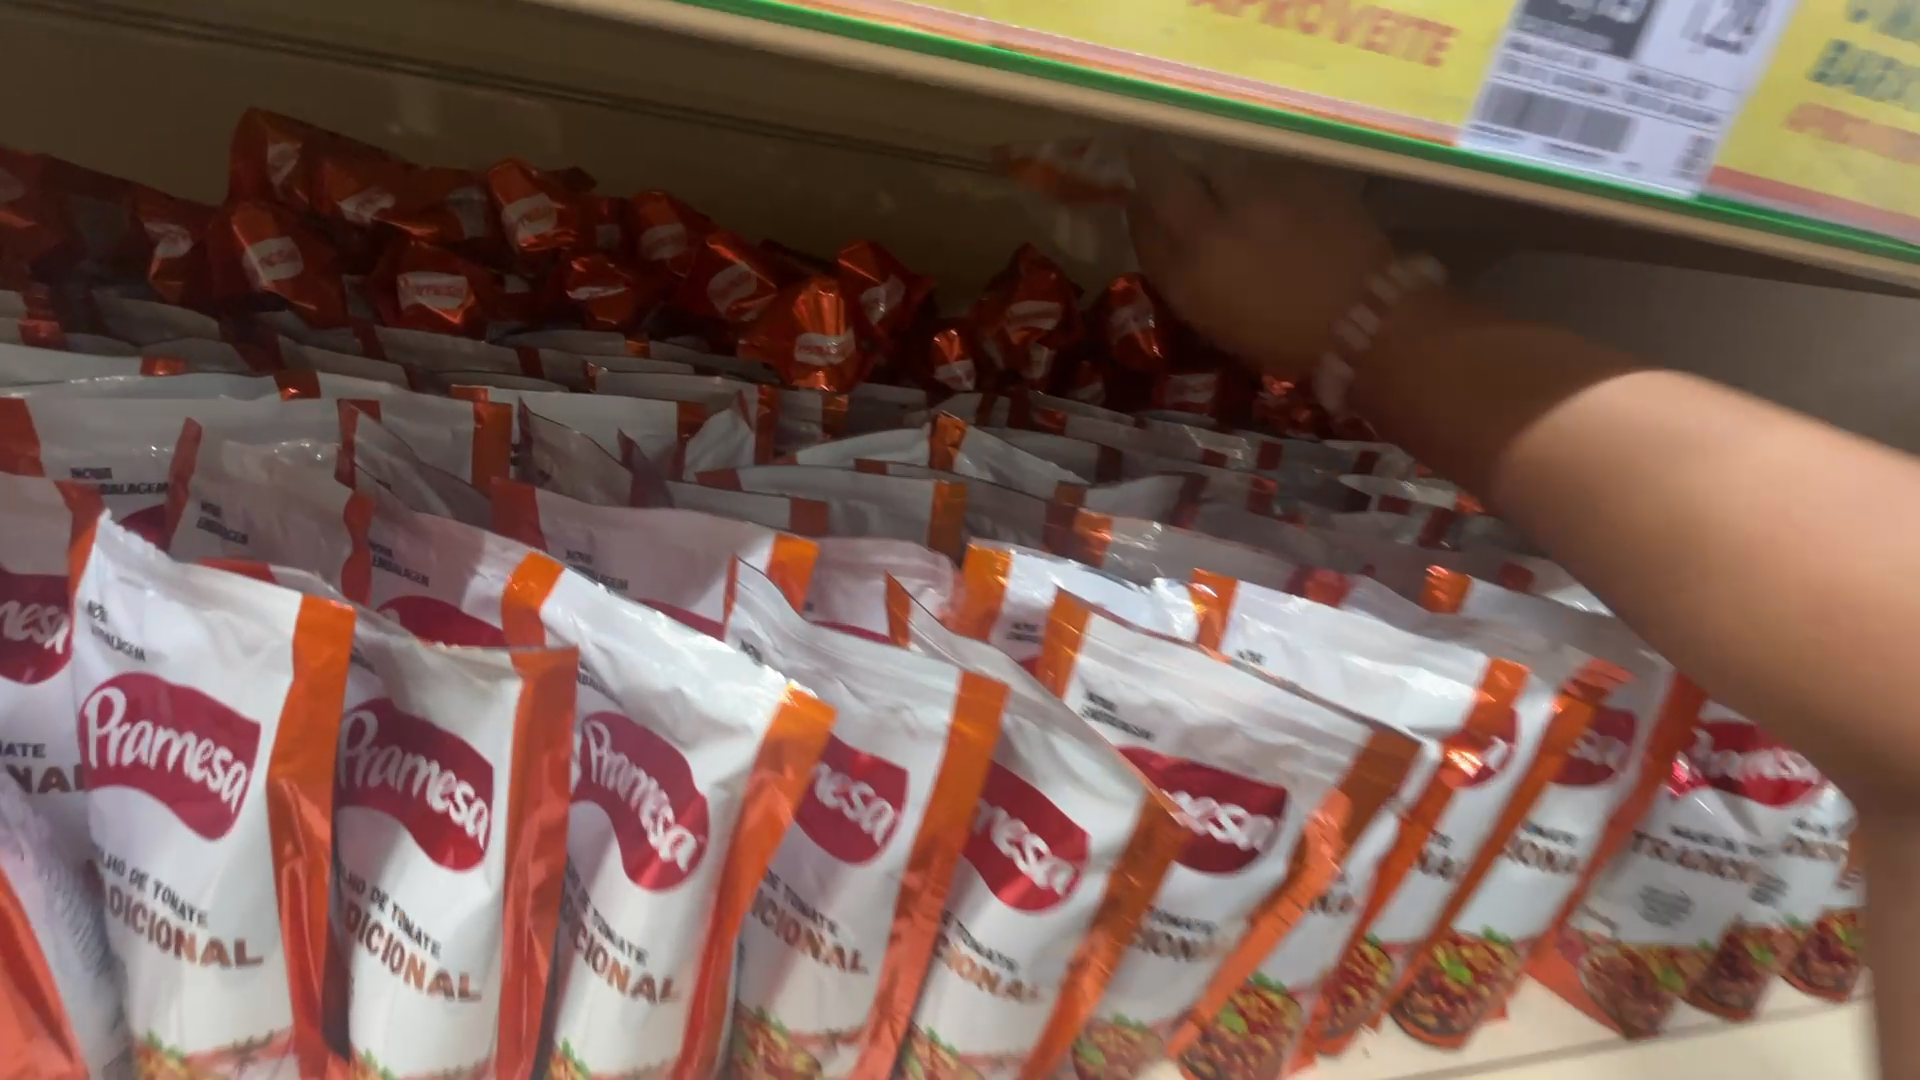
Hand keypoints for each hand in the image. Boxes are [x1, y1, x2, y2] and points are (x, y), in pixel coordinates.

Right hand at [1127, 149, 1394, 376]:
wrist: (1362, 320)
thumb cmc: (1283, 339)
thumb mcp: (1215, 322)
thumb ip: (1184, 278)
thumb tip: (1169, 243)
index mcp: (1187, 274)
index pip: (1142, 224)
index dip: (1137, 211)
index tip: (1140, 205)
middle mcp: (1212, 227)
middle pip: (1165, 177)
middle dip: (1155, 168)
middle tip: (1159, 166)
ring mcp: (1257, 194)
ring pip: (1215, 163)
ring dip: (1209, 171)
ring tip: (1221, 183)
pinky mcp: (1298, 174)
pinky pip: (1261, 166)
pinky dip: (1255, 177)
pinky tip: (1268, 194)